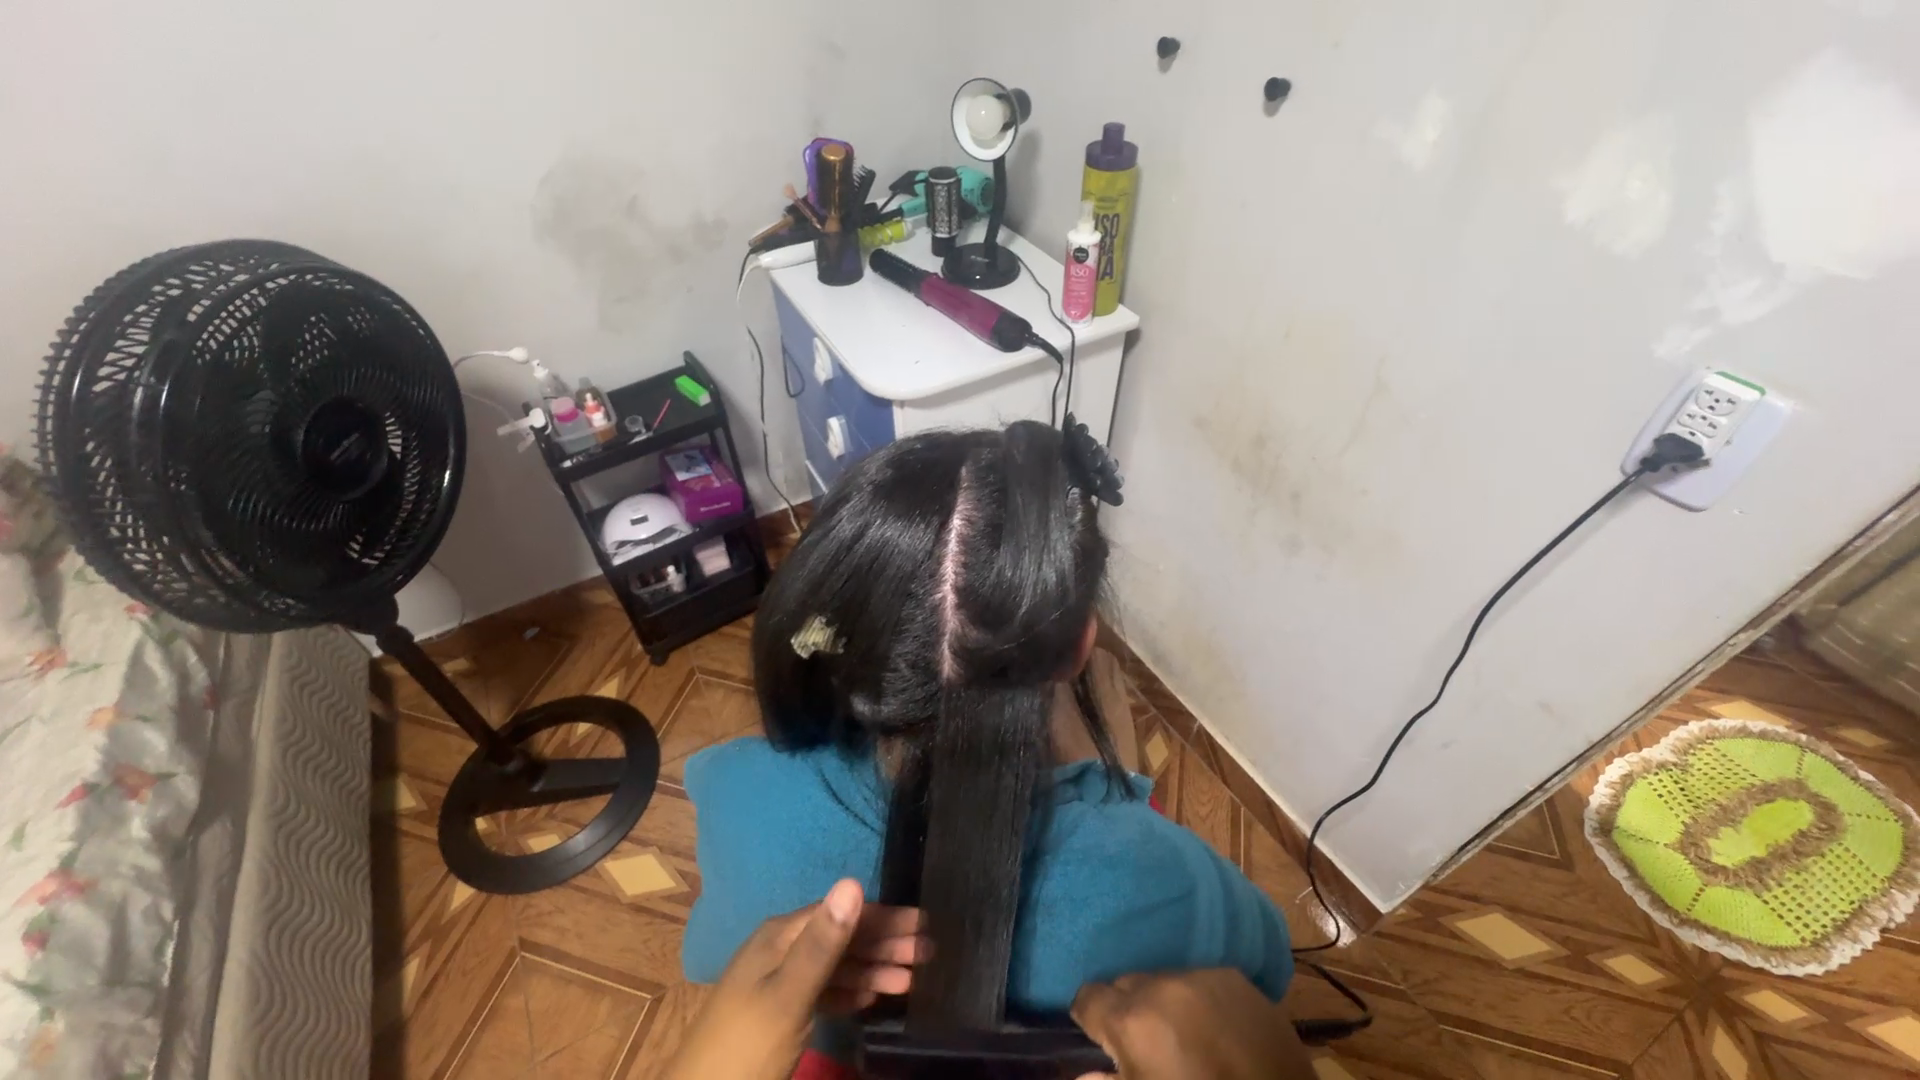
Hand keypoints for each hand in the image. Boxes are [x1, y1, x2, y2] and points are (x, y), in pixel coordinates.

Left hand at [663, 879, 922, 1079]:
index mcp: (782, 937)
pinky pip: (826, 990)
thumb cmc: (746, 1046)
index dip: (884, 918)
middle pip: (842, 937)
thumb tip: (854, 880)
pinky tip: (873, 996)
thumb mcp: (789, 995)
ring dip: (874, 969)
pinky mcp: (781, 1011)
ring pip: (837, 965)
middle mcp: (782, 950)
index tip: (924, 924)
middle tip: (929, 953)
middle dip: (885, 943)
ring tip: (912, 979)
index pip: (842, 913)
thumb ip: (824, 942)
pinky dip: (851, 991)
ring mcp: (780, 981)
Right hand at [1070, 969, 1316, 1079]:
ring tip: (1184, 1036)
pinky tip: (1213, 1029)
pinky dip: (1197, 999)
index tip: (1101, 1039)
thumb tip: (1083, 1072)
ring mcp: (1200, 977)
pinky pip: (1198, 980)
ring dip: (1162, 1001)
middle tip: (1145, 1044)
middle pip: (1123, 984)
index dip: (1090, 1019)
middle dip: (1126, 1009)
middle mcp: (1160, 986)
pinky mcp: (1234, 977)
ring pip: (1161, 979)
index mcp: (1132, 1020)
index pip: (1087, 997)